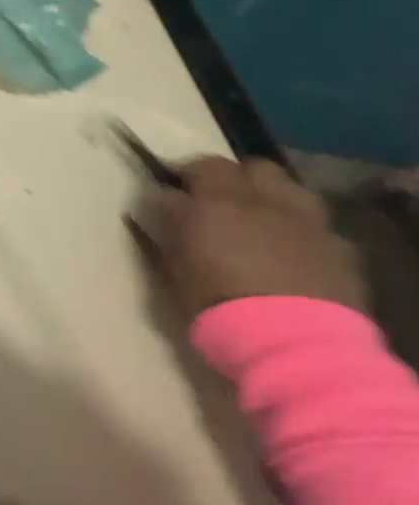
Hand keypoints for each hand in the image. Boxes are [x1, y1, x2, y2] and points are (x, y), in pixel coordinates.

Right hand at [148, 157, 367, 319]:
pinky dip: (300, 229)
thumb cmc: (216, 301)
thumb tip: (166, 199)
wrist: (293, 344)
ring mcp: (310, 225)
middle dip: (236, 178)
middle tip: (218, 201)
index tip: (174, 190)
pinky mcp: (341, 251)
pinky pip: (317, 226)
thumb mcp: (173, 260)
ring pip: (293, 190)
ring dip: (273, 197)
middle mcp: (268, 201)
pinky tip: (290, 251)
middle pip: (256, 168)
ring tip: (258, 220)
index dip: (187, 173)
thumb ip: (170, 222)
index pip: (202, 164)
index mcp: (220, 200)